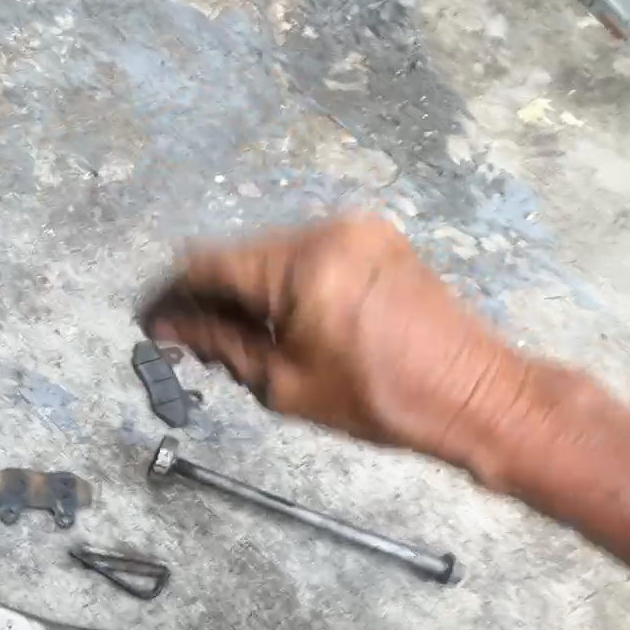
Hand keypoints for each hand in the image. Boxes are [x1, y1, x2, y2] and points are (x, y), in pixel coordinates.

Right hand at [140, 216, 535, 470]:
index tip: (151, 321)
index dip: (171, 293)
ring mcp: (356, 228)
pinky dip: (279, 284)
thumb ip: (220, 344)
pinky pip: (304, 253)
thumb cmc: (377, 400)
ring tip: (233, 337)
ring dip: (242, 290)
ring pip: (269, 253)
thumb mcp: (284, 382)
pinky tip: (275, 319)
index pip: (208, 264)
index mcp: (302, 264)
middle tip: (189, 340)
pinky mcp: (374, 238)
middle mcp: (326, 229)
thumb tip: (169, 328)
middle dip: (206, 295)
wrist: (478, 395)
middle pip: (238, 254)